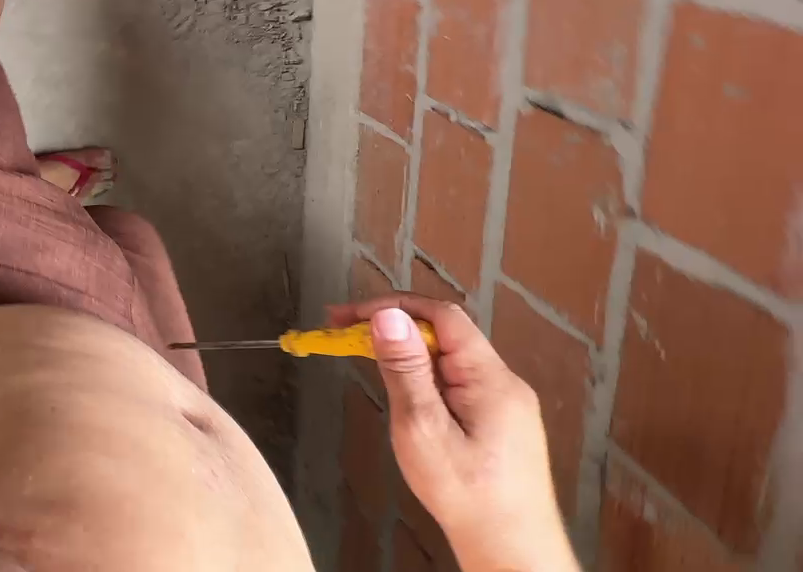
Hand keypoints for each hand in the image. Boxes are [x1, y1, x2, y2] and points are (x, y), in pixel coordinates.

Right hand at [326, 295, 577, 571]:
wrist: (513, 553)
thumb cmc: (464, 491)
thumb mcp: (422, 426)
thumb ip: (405, 368)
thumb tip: (387, 315)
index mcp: (490, 379)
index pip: (441, 315)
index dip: (391, 305)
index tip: (346, 317)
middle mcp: (502, 382)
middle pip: (443, 331)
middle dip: (390, 324)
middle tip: (340, 331)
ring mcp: (503, 402)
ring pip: (446, 354)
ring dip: (401, 347)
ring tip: (359, 353)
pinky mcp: (497, 421)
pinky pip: (452, 377)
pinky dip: (417, 369)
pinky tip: (397, 384)